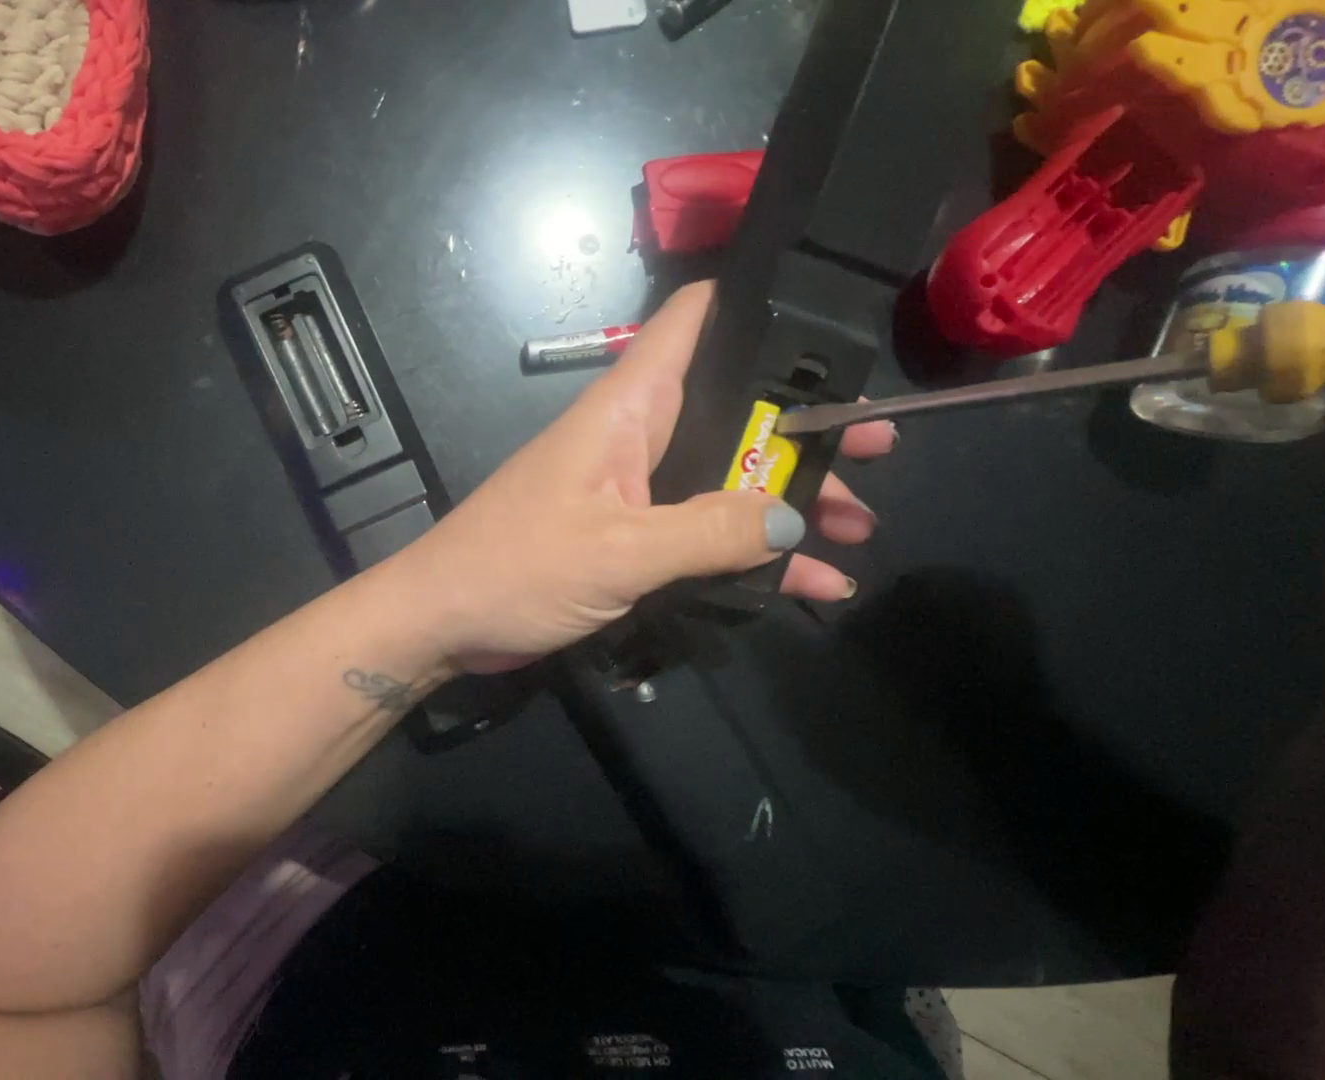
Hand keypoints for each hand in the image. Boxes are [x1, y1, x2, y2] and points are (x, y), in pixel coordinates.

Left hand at [381, 281, 896, 672]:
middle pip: (734, 409)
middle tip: (881, 447)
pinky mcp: (629, 541)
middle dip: (807, 427)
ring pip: (727, 479)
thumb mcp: (620, 551)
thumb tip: (792, 517)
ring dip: (789, 500)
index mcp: (628, 409)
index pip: (694, 321)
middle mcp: (637, 438)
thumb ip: (709, 531)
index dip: (759, 306)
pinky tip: (810, 586)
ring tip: (860, 526)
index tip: (834, 326)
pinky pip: (703, 537)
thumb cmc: (516, 569)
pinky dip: (751, 557)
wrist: (442, 624)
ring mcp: (634, 492)